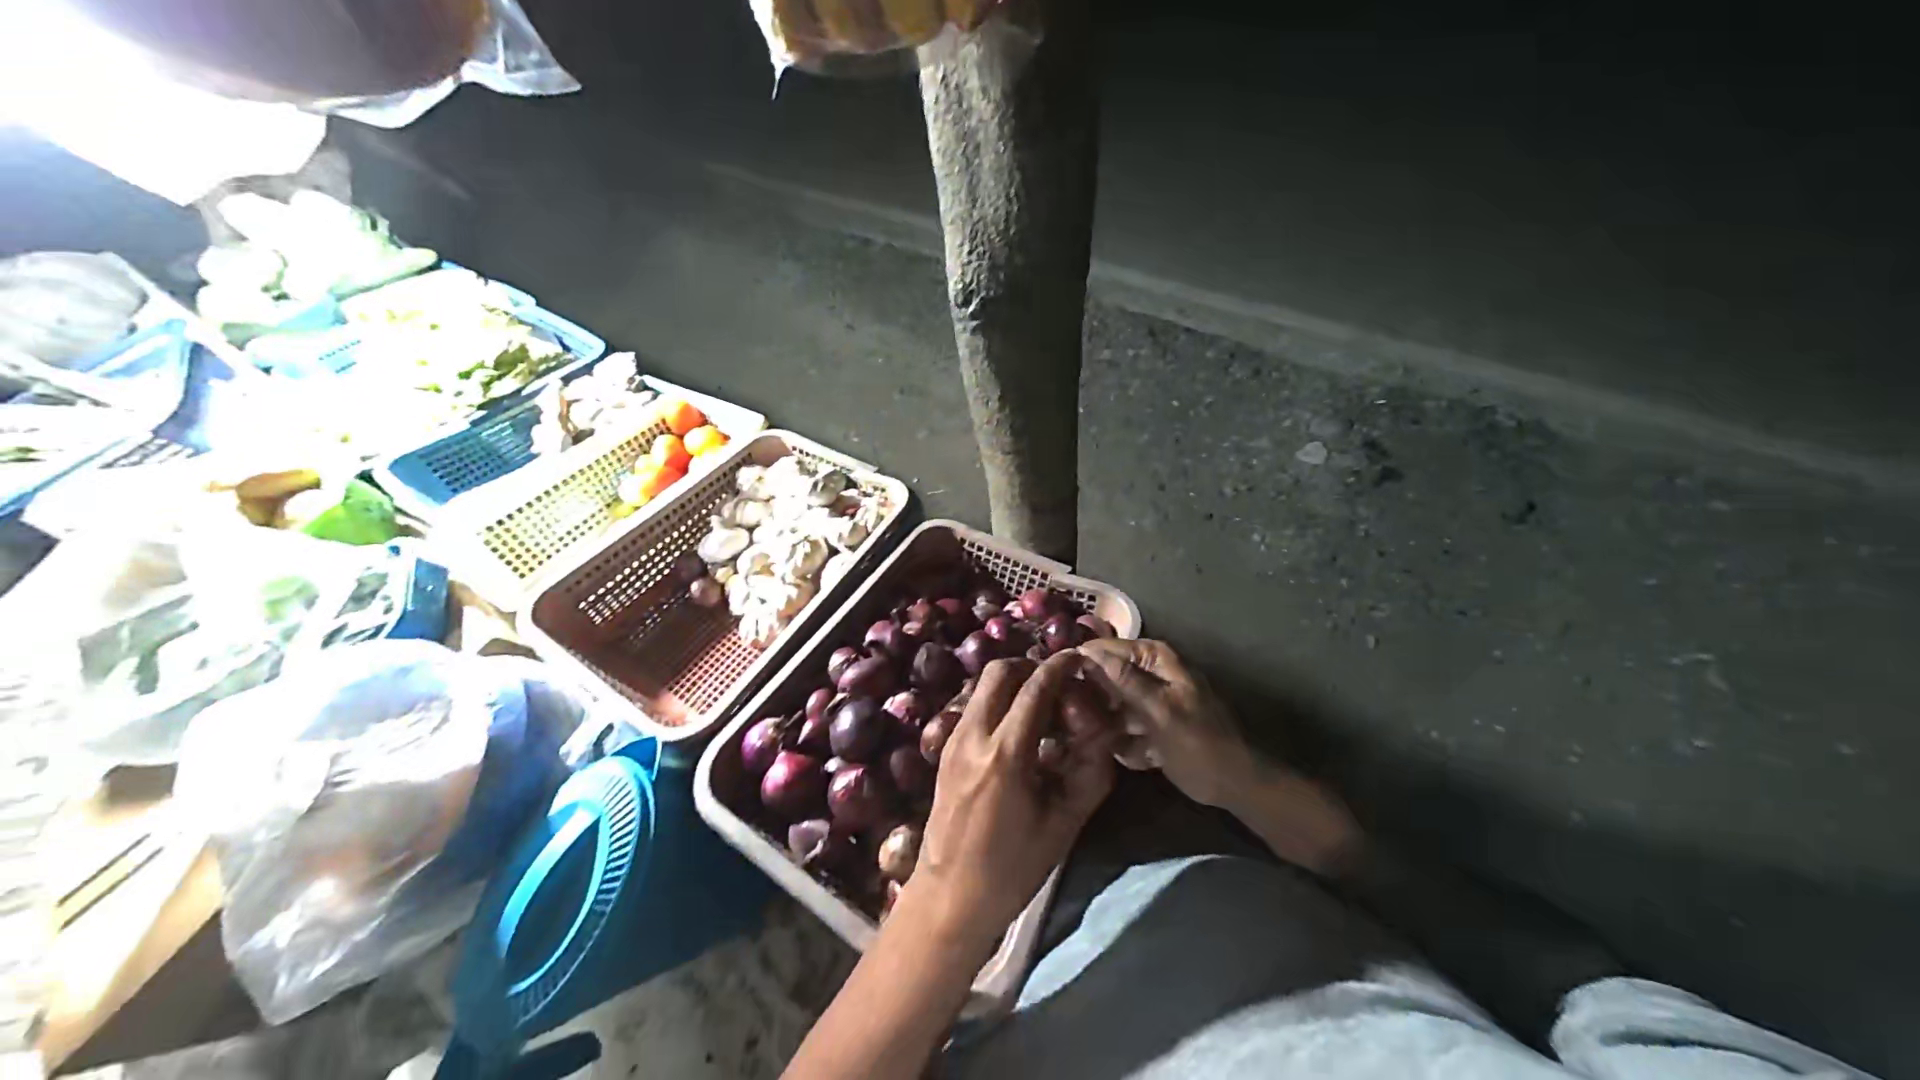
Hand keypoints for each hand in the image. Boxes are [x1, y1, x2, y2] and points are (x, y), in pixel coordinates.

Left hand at [907, 653, 1118, 951]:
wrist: (951, 895)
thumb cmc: (1013, 867)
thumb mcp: (1064, 823)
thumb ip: (1088, 770)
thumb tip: (1101, 729)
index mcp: (1004, 755)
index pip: (1034, 689)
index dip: (1059, 667)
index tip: (1078, 660)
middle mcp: (972, 736)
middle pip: (999, 672)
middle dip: (1032, 668)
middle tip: (1059, 684)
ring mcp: (952, 740)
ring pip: (982, 686)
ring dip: (1013, 683)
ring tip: (1041, 705)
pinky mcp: (944, 749)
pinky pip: (973, 705)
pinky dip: (996, 700)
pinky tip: (1017, 727)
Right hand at [1075, 638, 1261, 806]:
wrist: (1232, 783)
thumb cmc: (1199, 743)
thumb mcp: (1159, 710)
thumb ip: (1125, 679)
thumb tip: (1089, 651)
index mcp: (1158, 660)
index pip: (1109, 648)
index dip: (1084, 660)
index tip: (1057, 675)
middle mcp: (1152, 673)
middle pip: (1107, 676)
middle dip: (1093, 698)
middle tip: (1074, 716)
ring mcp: (1149, 700)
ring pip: (1112, 703)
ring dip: (1107, 723)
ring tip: (1104, 739)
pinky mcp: (1149, 725)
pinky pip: (1123, 726)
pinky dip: (1124, 741)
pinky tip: (1136, 755)